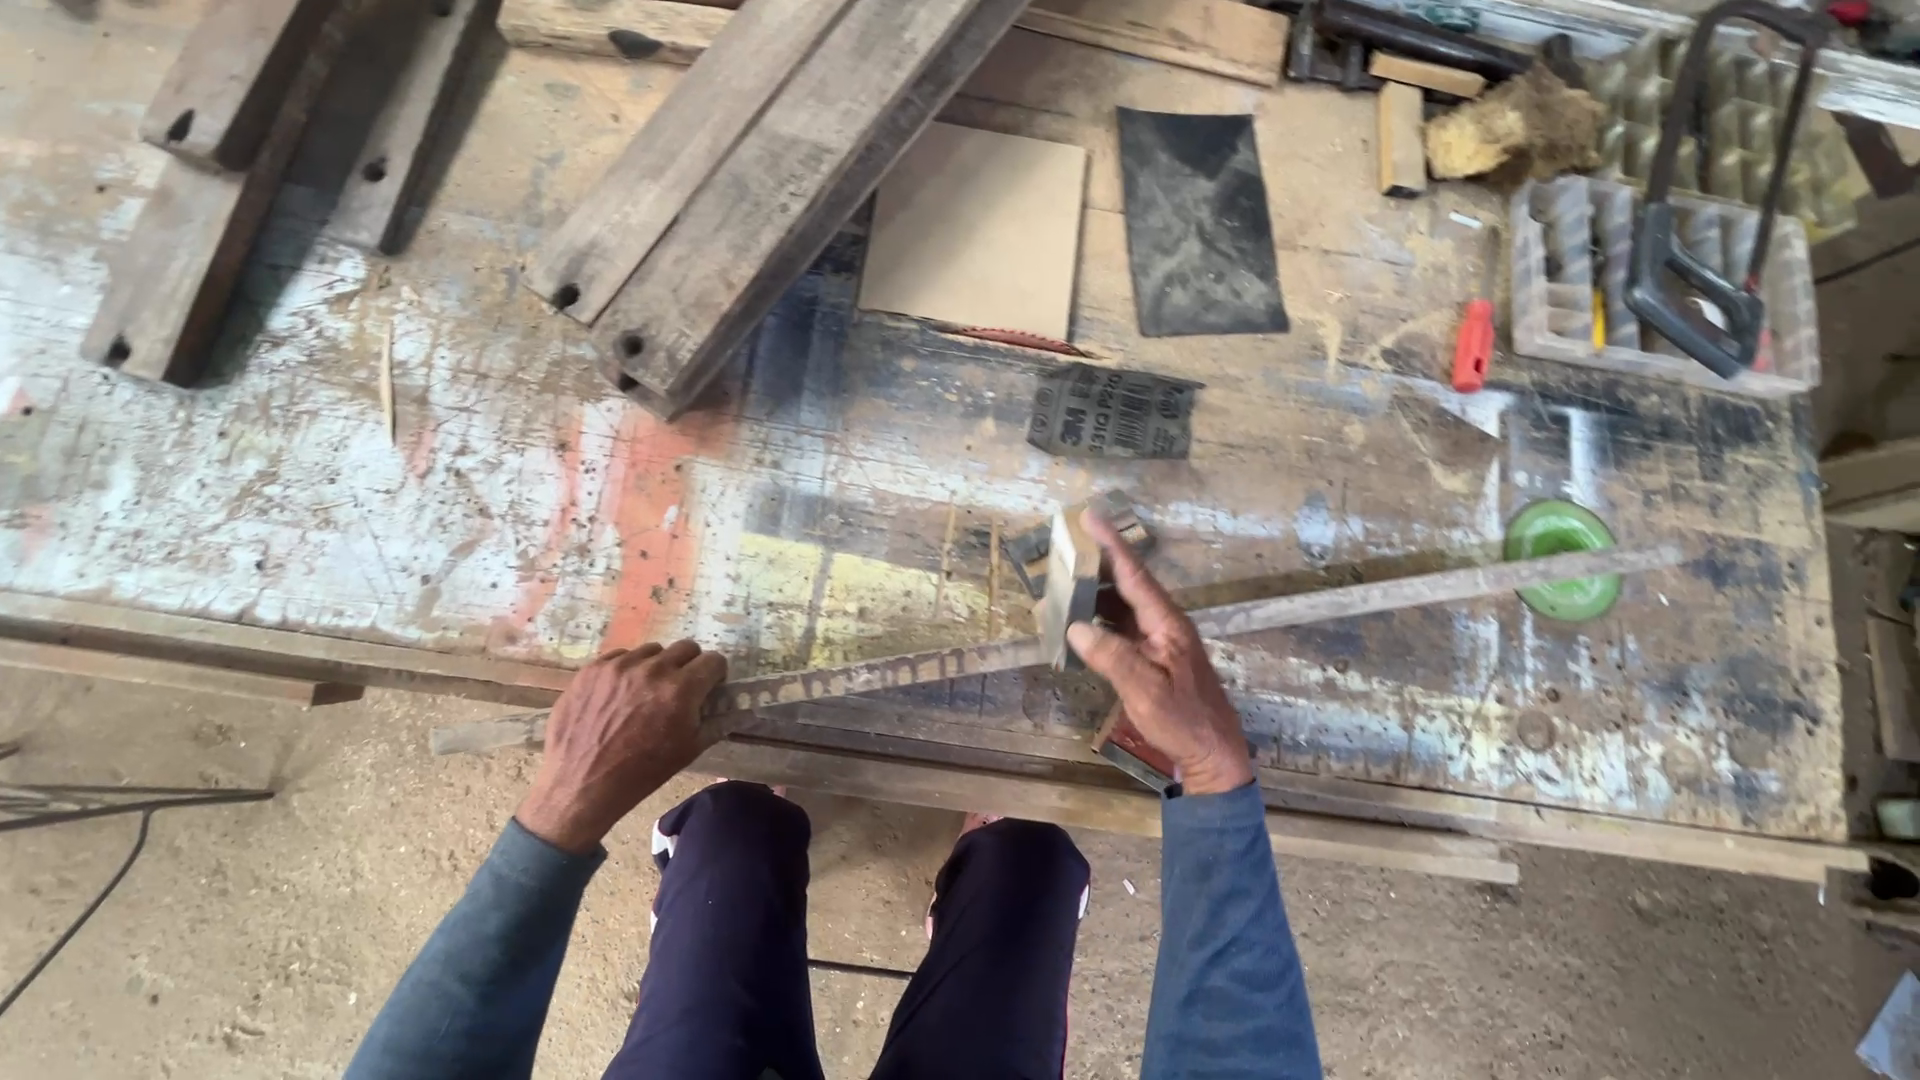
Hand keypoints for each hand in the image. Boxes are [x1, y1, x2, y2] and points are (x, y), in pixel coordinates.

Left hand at [515, 641, 728, 853]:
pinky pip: (620, 656)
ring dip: (657, 665)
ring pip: (652, 650)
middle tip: (679, 687)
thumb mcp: (689, 750)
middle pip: (686, 648)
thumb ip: (716, 721)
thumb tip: (735, 707)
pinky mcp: (592, 669)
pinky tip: (620, 693)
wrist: (582, 784)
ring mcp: (619, 666)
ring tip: (645, 691)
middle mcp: (653, 669)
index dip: (715, 675)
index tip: (708, 686)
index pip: (714, 660)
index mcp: (682, 689)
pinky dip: (627, 669)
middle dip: (689, 665)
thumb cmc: (642, 772)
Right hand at [1066, 511, 1253, 795]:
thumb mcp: (1144, 690)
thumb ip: (1111, 657)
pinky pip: (1121, 626)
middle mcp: (1163, 623)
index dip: (1111, 544)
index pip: (1134, 575)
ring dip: (1095, 591)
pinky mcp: (1152, 656)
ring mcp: (1159, 640)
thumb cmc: (1183, 721)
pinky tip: (1078, 621)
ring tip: (1063, 579)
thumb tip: (1075, 627)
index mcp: (1167, 623)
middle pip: (1127, 583)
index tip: (1091, 516)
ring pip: (1122, 604)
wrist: (1212, 752)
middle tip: (1066, 545)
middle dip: (1098, 561)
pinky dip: (1098, 618)